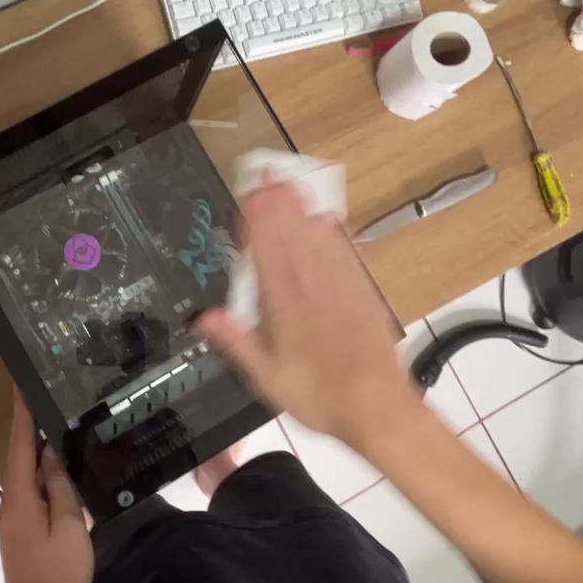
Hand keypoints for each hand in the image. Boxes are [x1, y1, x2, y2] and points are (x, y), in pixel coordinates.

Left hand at [0, 392, 93, 582]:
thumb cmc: (59, 578)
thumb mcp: (69, 528)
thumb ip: (60, 488)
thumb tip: (50, 454)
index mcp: (19, 500)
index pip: (21, 445)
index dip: (22, 414)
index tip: (20, 383)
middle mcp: (10, 506)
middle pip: (21, 459)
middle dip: (32, 428)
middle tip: (51, 399)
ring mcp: (14, 523)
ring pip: (28, 478)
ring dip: (40, 453)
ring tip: (61, 427)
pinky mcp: (23, 536)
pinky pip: (33, 494)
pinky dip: (45, 477)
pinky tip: (62, 472)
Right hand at [196, 180, 420, 448]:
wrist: (377, 409)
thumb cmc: (320, 397)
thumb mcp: (268, 379)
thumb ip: (237, 343)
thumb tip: (206, 318)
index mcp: (286, 311)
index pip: (267, 257)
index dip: (257, 224)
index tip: (250, 196)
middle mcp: (313, 293)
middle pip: (292, 241)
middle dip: (278, 206)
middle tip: (269, 173)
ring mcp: (341, 291)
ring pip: (318, 243)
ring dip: (304, 211)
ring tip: (292, 183)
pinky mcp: (363, 297)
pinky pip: (346, 258)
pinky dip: (336, 237)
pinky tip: (329, 220)